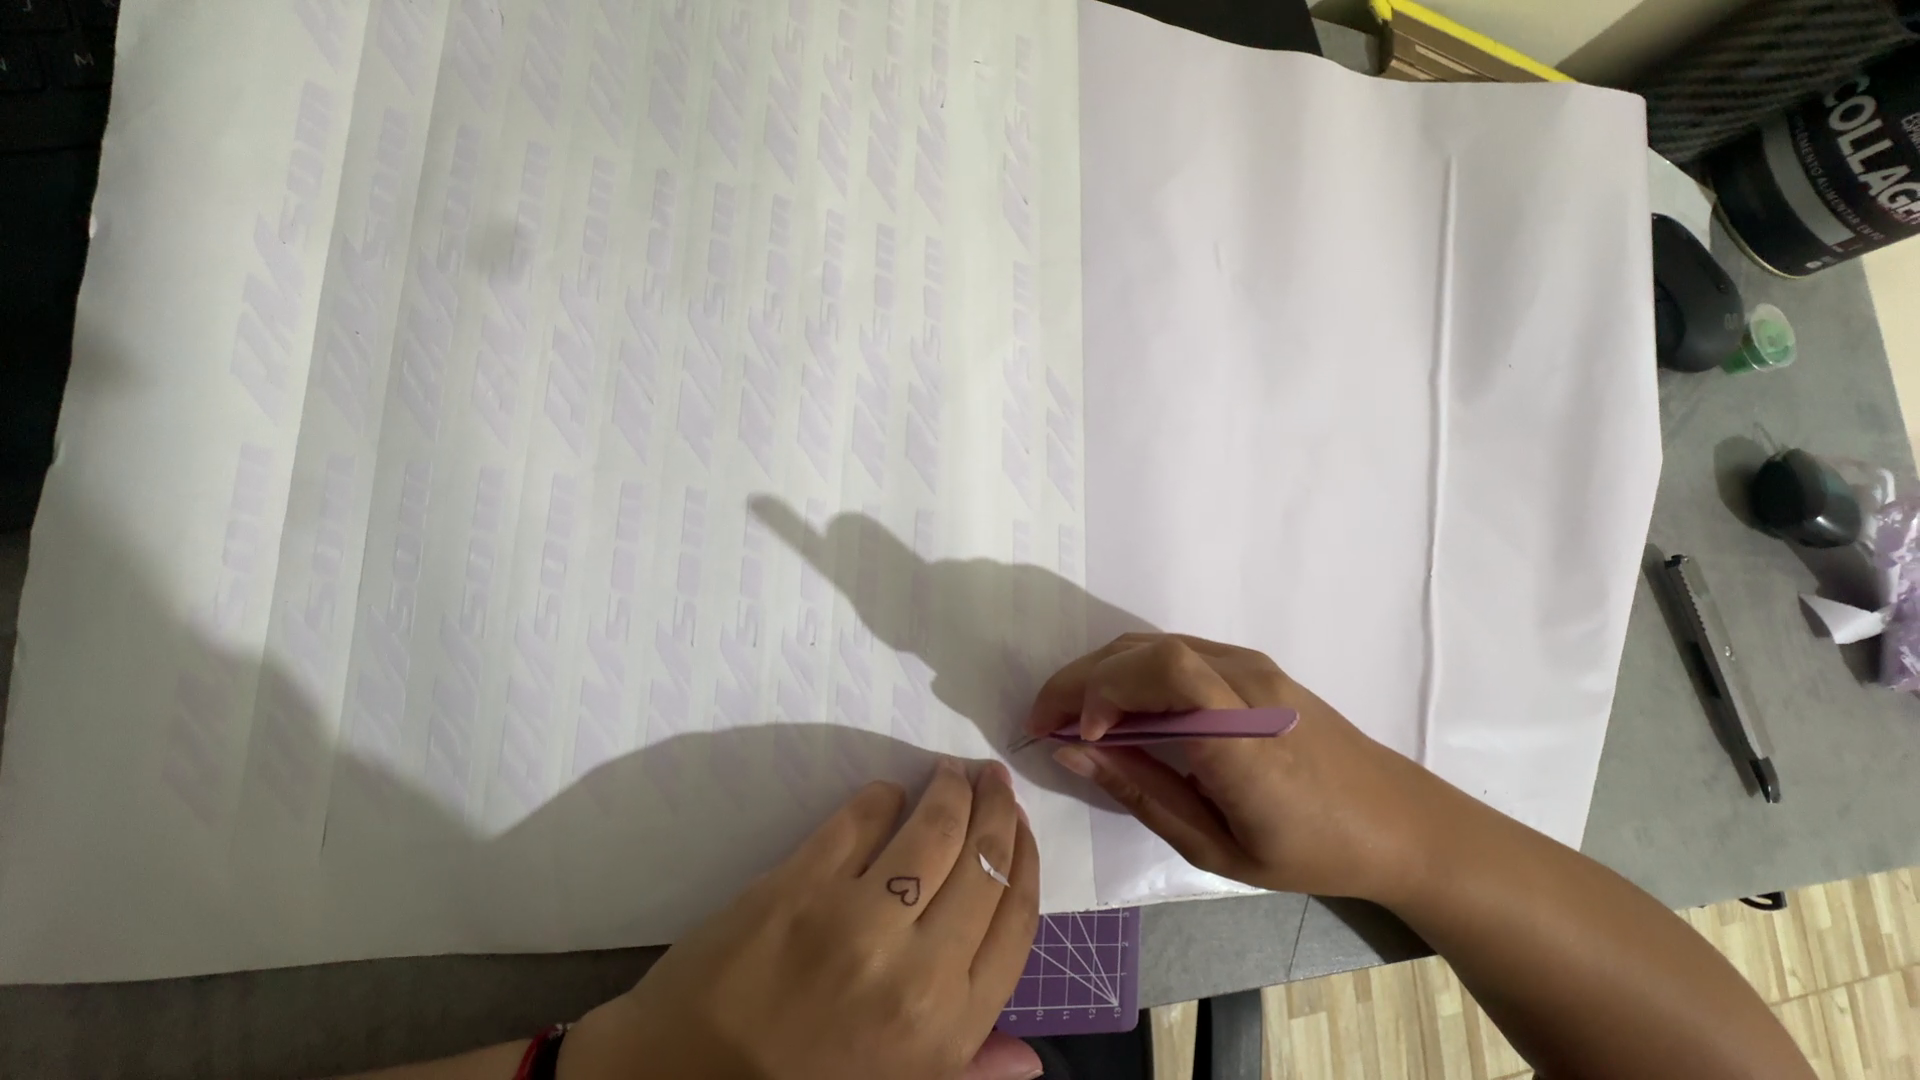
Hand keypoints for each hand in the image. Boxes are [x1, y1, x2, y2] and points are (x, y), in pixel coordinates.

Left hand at [559, 760, 1043, 1079]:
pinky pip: (860, 817)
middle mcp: (916, 971)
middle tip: (992, 778)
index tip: (1018, 823)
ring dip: (950, 790)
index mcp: (948, 1026)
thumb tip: (1031, 1058)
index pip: (1016, 918)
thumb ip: (968, 1071)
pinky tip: (888, 796)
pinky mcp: (798, 884)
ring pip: (931, 830)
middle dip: (997, 809)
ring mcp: (855, 921)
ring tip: (952, 773)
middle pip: (983, 862)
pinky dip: (882, 796)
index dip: (1024, 857)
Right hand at [1028, 634, 1447, 903]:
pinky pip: (1177, 652)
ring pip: (1156, 643)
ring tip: (1069, 713)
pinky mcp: (1255, 664)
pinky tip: (1116, 705)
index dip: (1104, 691)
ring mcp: (1255, 667)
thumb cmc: (1309, 852)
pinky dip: (1131, 670)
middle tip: (1043, 719)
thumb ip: (1140, 792)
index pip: (1164, 676)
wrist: (1397, 822)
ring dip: (1102, 671)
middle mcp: (1249, 687)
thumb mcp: (1216, 849)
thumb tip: (1073, 751)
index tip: (1073, 735)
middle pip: (1148, 651)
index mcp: (1245, 741)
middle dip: (1082, 678)